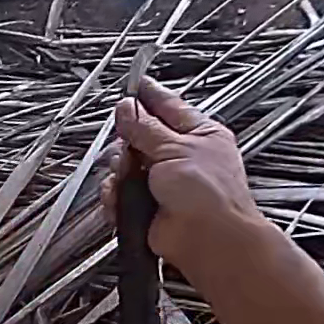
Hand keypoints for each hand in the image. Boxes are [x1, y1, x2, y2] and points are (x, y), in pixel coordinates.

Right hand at [100, 77, 266, 275]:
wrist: (206, 238)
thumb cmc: (208, 193)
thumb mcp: (175, 148)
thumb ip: (144, 128)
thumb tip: (126, 108)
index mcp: (199, 135)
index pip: (168, 107)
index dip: (149, 96)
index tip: (133, 85)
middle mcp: (180, 157)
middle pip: (139, 138)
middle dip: (126, 143)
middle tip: (125, 147)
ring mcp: (162, 183)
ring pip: (124, 167)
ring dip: (119, 173)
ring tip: (125, 177)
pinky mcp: (145, 206)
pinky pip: (119, 194)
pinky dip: (114, 196)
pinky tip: (119, 199)